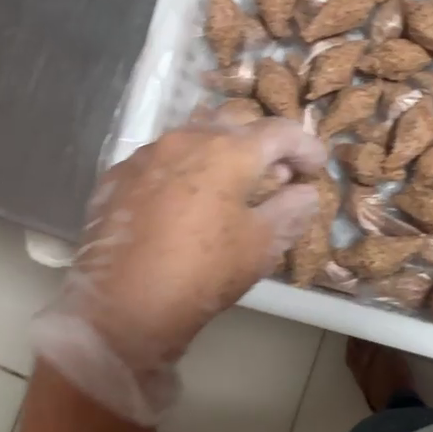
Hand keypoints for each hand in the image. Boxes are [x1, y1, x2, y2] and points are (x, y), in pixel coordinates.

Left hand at [31, 118, 327, 422]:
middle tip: (276, 176)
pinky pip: (160, 161)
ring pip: (193, 138)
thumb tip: (304, 193)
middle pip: (234, 124)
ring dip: (219, 155)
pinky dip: (183, 172)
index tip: (316, 169)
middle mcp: (185, 138)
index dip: (306, 147)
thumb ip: (291, 210)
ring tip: (230, 187)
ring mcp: (145, 154)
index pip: (280, 132)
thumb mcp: (262, 246)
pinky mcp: (116, 176)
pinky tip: (185, 203)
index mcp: (228, 150)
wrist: (121, 307)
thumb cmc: (203, 273)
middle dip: (261, 145)